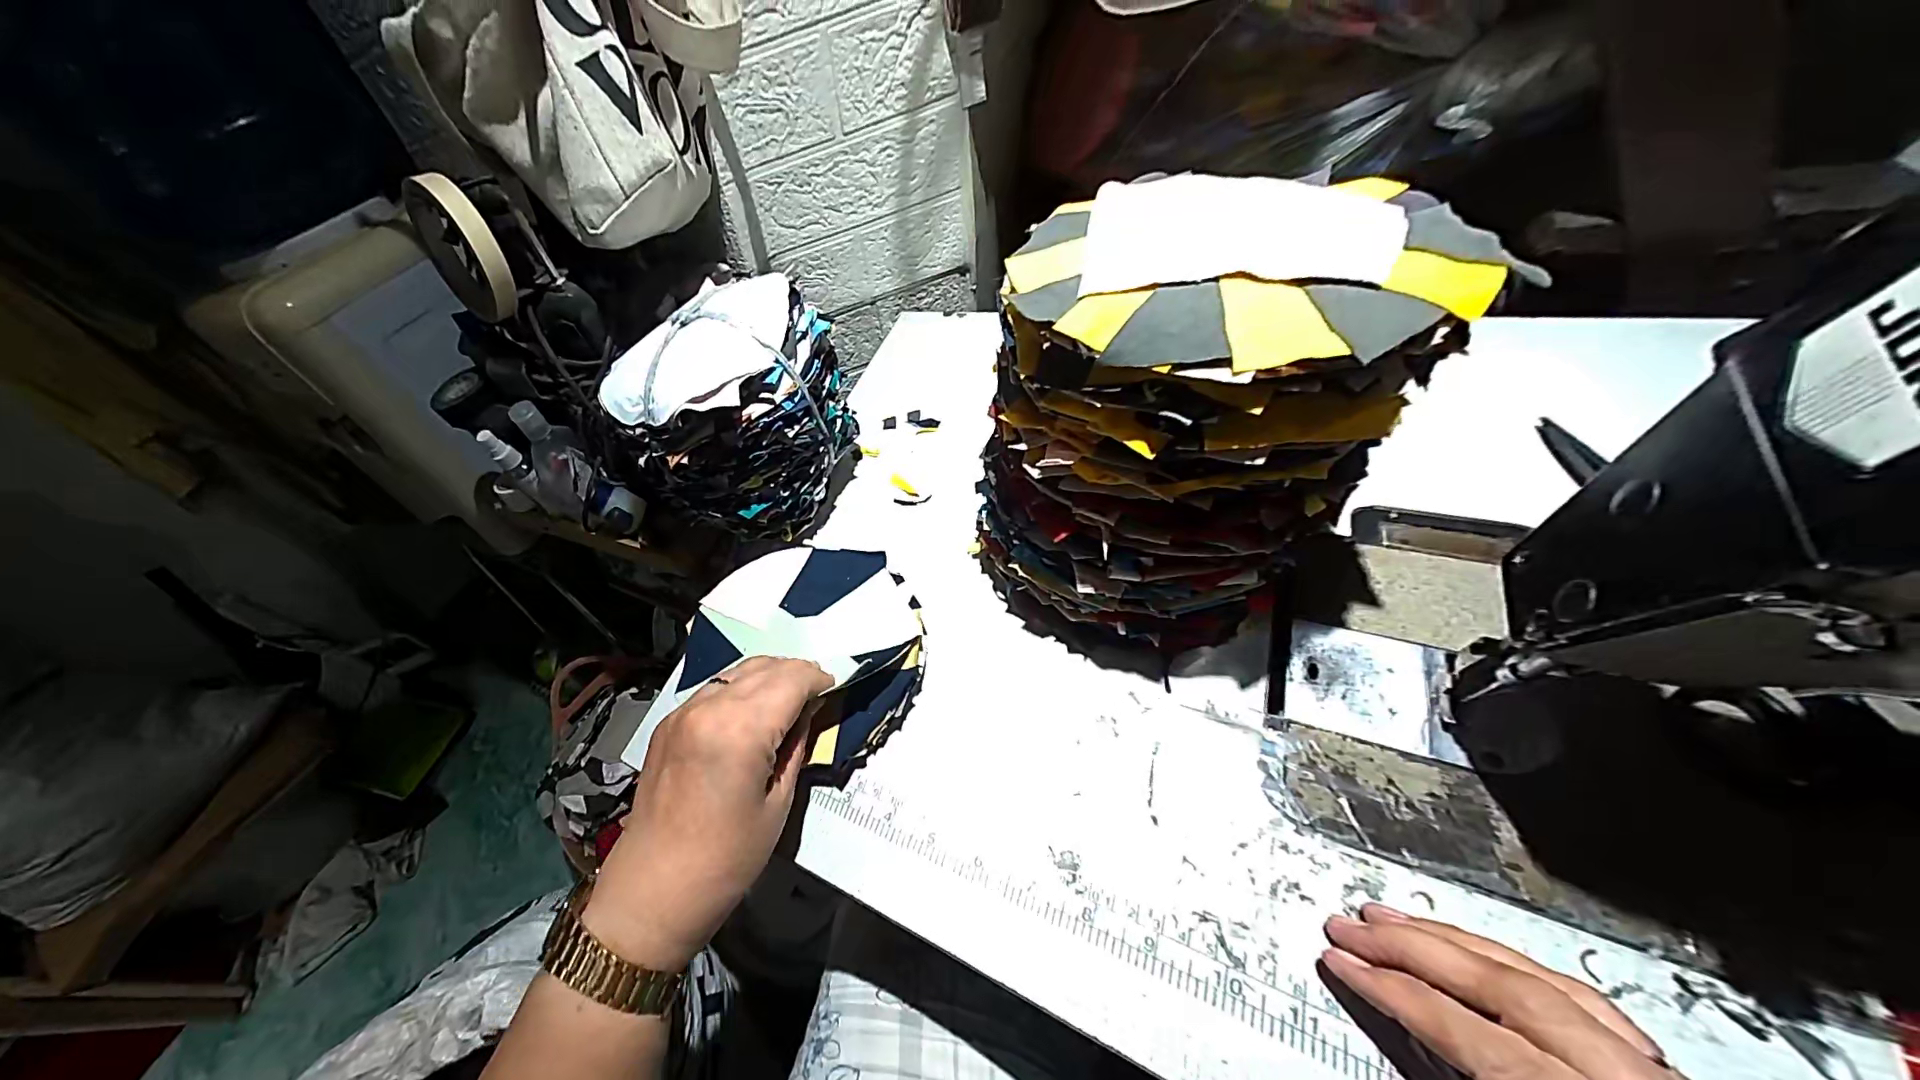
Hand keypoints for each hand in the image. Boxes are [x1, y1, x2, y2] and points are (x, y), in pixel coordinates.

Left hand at [581, 656, 832, 971]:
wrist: (652, 891)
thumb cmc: (725, 859)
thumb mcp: (779, 802)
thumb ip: (797, 745)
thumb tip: (808, 712)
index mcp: (740, 729)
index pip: (792, 679)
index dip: (820, 679)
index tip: (836, 687)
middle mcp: (708, 708)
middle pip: (766, 667)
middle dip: (798, 674)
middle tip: (818, 693)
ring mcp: (683, 712)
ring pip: (738, 671)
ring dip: (770, 677)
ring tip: (790, 700)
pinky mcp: (668, 724)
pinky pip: (715, 689)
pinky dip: (742, 689)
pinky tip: (755, 711)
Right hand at [1321, 905, 1679, 1078]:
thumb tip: (1409, 1051)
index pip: (1470, 1033)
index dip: (1394, 991)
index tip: (1340, 962)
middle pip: (1504, 986)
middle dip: (1414, 946)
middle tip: (1351, 924)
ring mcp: (1653, 1074)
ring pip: (1540, 977)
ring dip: (1457, 941)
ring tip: (1395, 918)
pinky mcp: (1663, 1073)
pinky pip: (1577, 994)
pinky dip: (1511, 962)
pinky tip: (1478, 951)